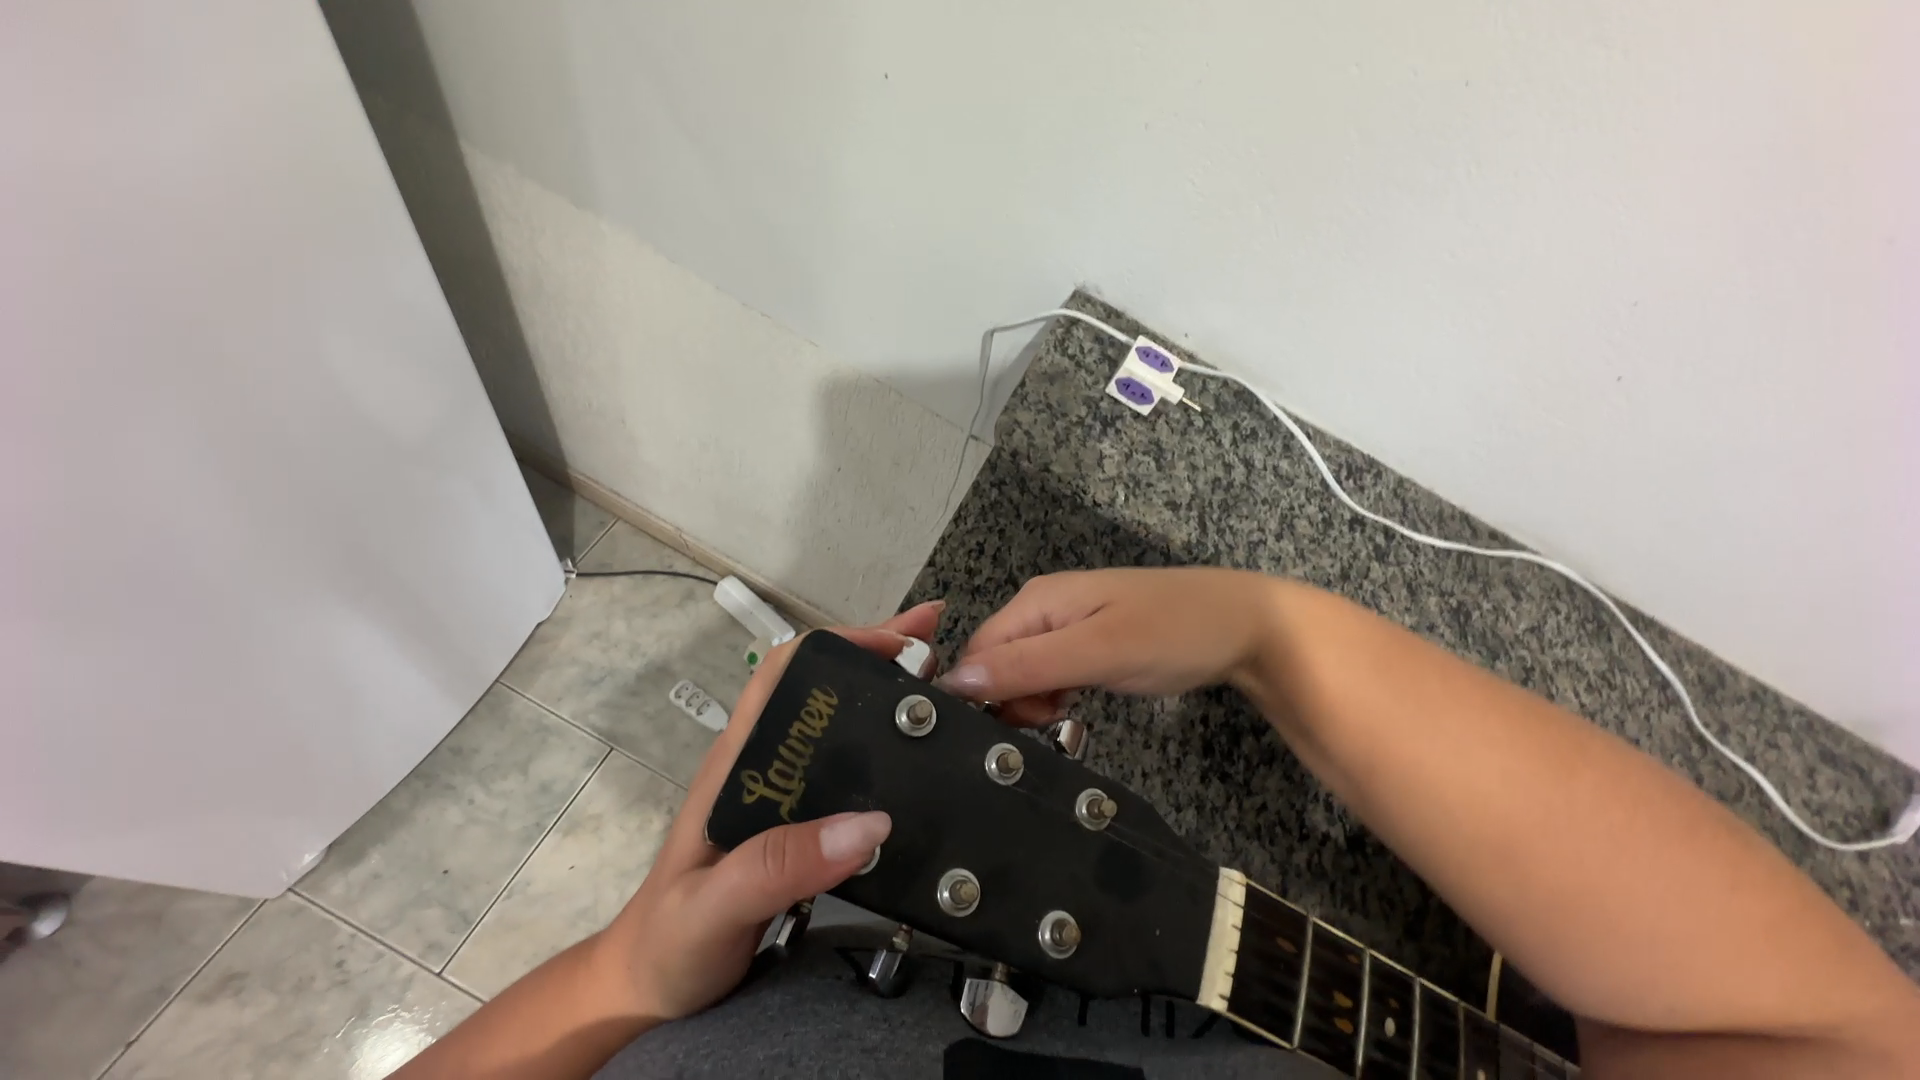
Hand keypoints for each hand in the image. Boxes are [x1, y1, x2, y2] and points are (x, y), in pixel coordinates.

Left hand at [589, 600, 945, 1021]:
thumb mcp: (715, 907)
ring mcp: (785, 798)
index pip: (783, 673)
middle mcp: (765, 767)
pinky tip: (927, 767)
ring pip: (842, 730)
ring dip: (890, 701)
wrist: (649, 992)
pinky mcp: (803, 829)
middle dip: (880, 657)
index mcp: (738, 762)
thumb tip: (872, 822)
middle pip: (822, 689)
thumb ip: (778, 866)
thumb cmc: (669, 944)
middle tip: (942, 649)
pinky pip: (853, 777)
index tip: (901, 644)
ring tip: (950, 694)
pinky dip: (891, 755)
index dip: (839, 644)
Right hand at [936, 569, 1281, 725]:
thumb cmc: (1173, 634)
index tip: (1009, 731)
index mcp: (1036, 602)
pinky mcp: (1089, 644)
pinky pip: (1050, 674)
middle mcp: (1043, 609)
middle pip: (997, 663)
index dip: (982, 694)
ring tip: (1065, 720)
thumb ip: (1027, 667)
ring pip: (1023, 673)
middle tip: (1049, 725)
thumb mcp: (1098, 653)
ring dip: (1033, 703)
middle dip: (1010, 701)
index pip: (978, 652)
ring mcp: (1068, 626)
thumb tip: (954, 681)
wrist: (1248, 626)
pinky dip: (1054, 697)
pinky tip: (1075, 709)